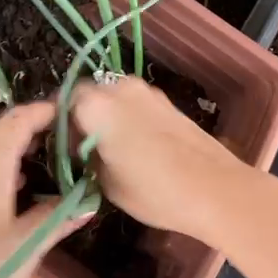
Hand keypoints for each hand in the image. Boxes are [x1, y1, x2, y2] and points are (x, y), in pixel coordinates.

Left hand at [0, 102, 89, 277]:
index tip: (66, 109)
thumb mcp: (28, 245)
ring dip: (11, 146)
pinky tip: (11, 184)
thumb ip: (58, 217)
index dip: (43, 111)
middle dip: (29, 128)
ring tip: (42, 159)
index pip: (19, 119)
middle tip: (60, 135)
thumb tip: (87, 202)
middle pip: (0, 129)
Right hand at [72, 77, 251, 238]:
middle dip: (83, 117)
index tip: (64, 149)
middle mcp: (117, 87)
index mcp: (95, 105)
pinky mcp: (165, 100)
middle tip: (85, 150)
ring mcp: (144, 91)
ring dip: (107, 116)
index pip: (62, 103)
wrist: (216, 189)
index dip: (60, 126)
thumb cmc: (154, 190)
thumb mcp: (107, 185)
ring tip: (113, 149)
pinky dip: (128, 117)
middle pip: (88, 95)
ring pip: (112, 97)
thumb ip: (88, 160)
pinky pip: (133, 103)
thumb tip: (85, 151)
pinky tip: (137, 146)